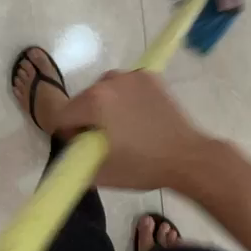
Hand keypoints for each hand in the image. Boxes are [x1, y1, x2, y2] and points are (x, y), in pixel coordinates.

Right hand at [52, 70, 217, 190]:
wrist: (187, 156)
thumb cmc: (143, 166)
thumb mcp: (103, 174)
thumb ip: (77, 164)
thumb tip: (71, 158)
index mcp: (93, 102)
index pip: (63, 115)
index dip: (68, 133)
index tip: (82, 146)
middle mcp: (109, 81)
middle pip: (84, 99)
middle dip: (87, 117)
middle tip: (104, 138)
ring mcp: (132, 76)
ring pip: (105, 89)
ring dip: (106, 104)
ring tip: (123, 125)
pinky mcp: (151, 77)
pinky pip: (127, 85)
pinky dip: (127, 96)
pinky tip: (139, 114)